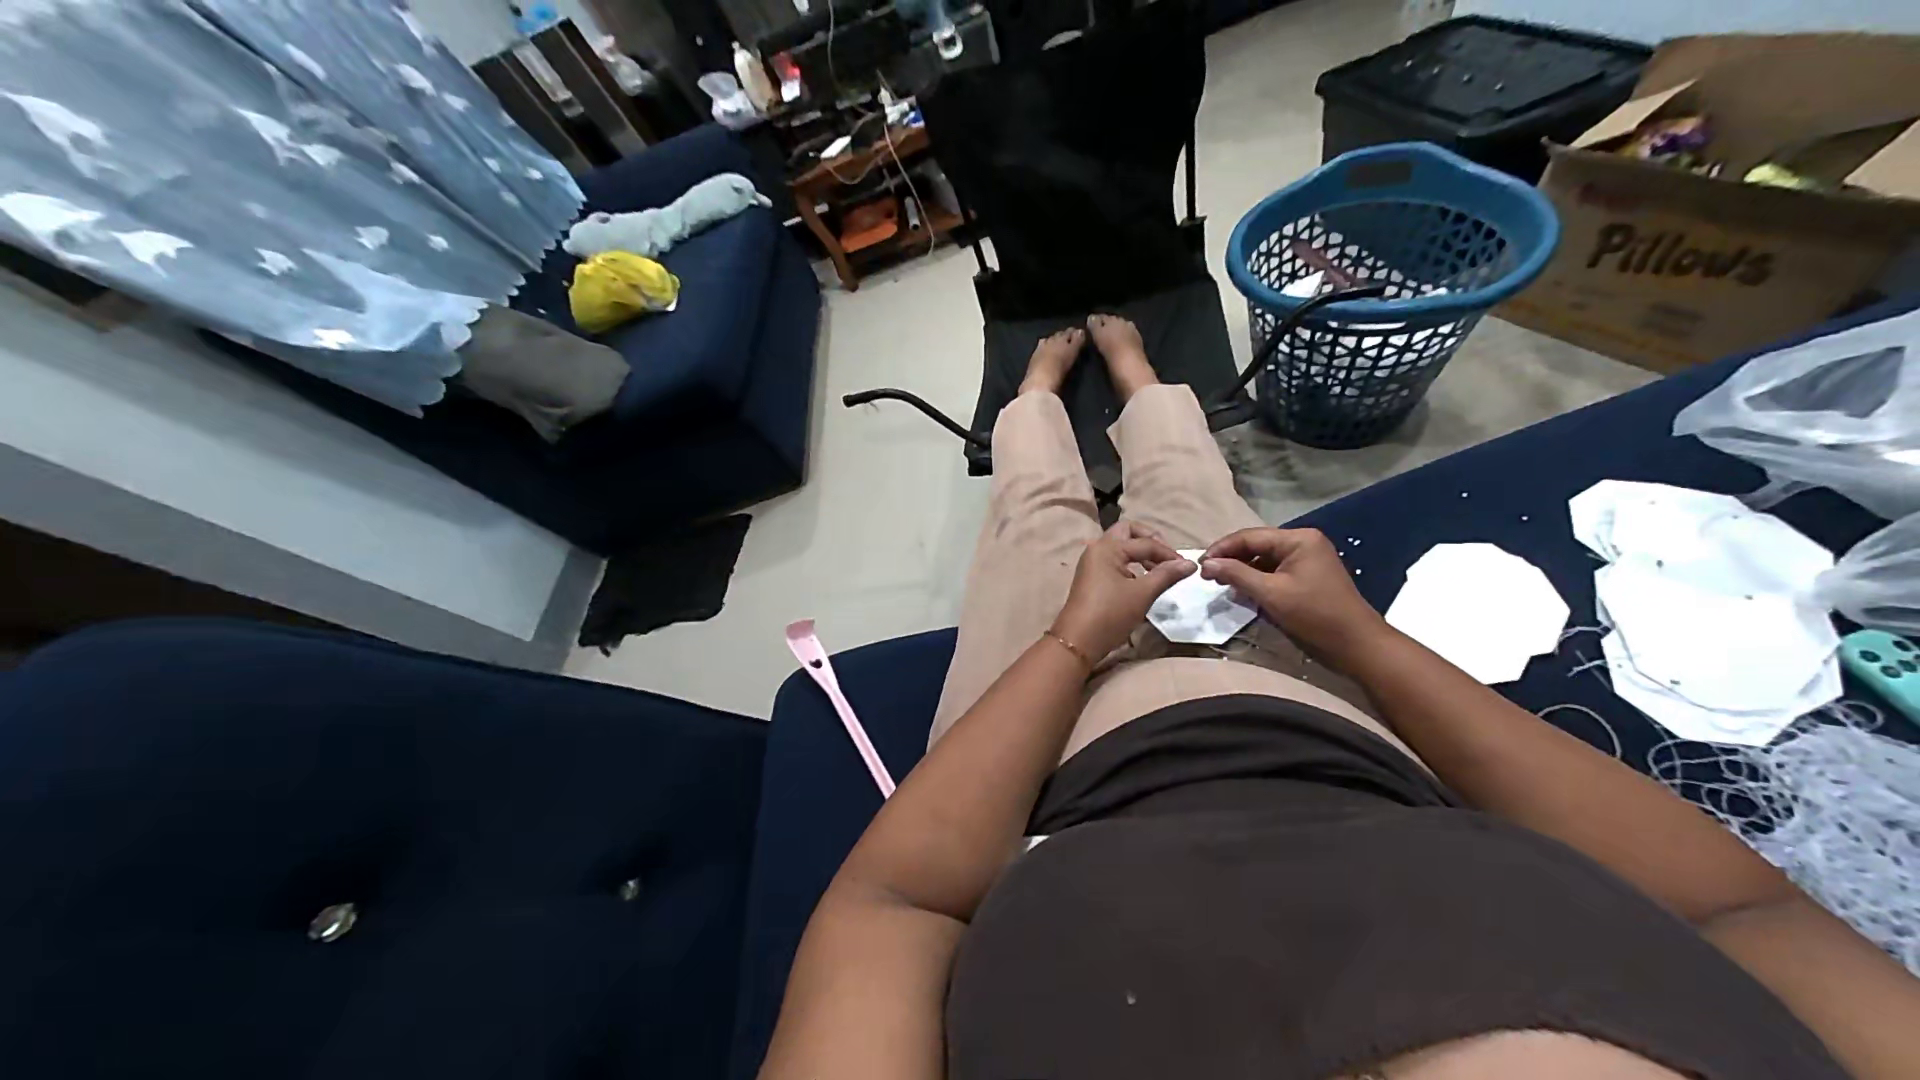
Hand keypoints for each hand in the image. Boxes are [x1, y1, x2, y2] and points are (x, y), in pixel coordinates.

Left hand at [1052, 522, 1195, 661]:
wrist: (1078, 641)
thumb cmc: (1110, 614)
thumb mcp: (1142, 593)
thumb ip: (1166, 575)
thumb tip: (1189, 564)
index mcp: (1107, 547)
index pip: (1145, 542)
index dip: (1168, 553)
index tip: (1186, 567)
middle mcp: (1097, 549)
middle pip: (1128, 533)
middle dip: (1150, 541)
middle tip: (1167, 558)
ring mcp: (1092, 563)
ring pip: (1121, 547)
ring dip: (1141, 554)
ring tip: (1159, 571)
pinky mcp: (1092, 578)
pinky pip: (1115, 562)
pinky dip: (1131, 566)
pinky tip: (1143, 582)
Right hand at [1200, 527, 1390, 665]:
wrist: (1356, 644)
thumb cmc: (1314, 615)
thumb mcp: (1271, 594)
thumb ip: (1236, 575)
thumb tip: (1207, 563)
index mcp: (1298, 539)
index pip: (1249, 536)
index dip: (1221, 549)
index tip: (1200, 566)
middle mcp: (1303, 542)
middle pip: (1256, 545)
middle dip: (1231, 560)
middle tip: (1207, 577)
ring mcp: (1306, 559)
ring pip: (1263, 559)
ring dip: (1242, 571)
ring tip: (1221, 585)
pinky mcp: (1306, 576)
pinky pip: (1273, 571)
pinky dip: (1256, 580)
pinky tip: (1242, 592)